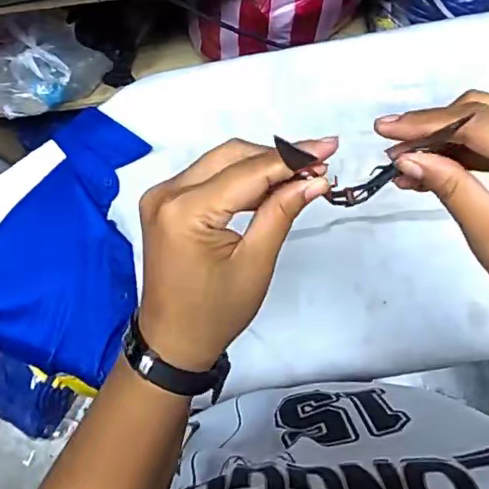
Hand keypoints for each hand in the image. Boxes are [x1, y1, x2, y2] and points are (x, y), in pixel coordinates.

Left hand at [135, 138, 333, 370]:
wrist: (172, 341)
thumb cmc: (211, 314)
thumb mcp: (254, 264)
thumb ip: (281, 213)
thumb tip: (312, 180)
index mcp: (184, 211)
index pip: (248, 172)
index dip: (291, 158)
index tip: (326, 148)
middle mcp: (166, 194)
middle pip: (232, 156)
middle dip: (277, 158)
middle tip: (317, 165)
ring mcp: (162, 196)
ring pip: (220, 161)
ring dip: (260, 165)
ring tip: (301, 176)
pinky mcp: (165, 201)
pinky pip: (208, 175)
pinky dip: (240, 178)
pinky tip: (270, 187)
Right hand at [375, 91, 488, 329]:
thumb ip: (451, 188)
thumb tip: (407, 157)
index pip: (481, 123)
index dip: (428, 123)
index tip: (384, 129)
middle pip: (482, 111)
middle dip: (432, 127)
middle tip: (392, 150)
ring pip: (485, 118)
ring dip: (444, 137)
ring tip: (406, 161)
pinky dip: (462, 148)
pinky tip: (432, 166)